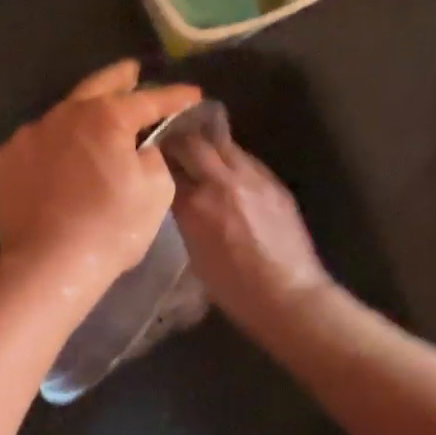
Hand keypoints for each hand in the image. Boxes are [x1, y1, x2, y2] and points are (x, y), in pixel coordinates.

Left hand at [0, 60, 201, 287]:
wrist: (47, 264)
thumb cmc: (110, 228)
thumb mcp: (155, 192)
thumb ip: (152, 157)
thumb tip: (140, 149)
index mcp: (105, 117)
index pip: (148, 100)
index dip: (174, 97)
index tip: (193, 93)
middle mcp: (62, 115)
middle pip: (96, 89)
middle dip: (119, 79)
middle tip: (132, 72)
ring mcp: (26, 137)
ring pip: (59, 120)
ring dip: (78, 121)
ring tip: (89, 128)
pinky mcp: (2, 162)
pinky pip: (32, 150)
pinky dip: (46, 152)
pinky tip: (52, 165)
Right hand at [165, 128, 339, 341]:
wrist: (288, 295)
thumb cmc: (232, 287)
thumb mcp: (194, 251)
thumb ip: (185, 215)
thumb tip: (180, 195)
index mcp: (194, 205)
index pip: (165, 164)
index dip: (155, 156)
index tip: (147, 155)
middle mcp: (221, 182)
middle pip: (192, 142)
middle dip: (177, 139)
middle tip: (169, 144)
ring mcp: (252, 178)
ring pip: (221, 143)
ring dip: (205, 143)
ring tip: (197, 150)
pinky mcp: (273, 182)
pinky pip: (245, 158)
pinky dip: (230, 158)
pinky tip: (227, 171)